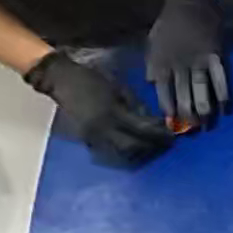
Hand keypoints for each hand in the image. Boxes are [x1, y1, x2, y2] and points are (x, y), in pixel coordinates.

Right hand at [25, 52, 172, 166]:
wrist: (60, 80)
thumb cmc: (91, 79)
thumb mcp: (117, 87)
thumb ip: (136, 105)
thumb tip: (151, 120)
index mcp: (113, 112)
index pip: (142, 129)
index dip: (158, 135)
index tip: (171, 136)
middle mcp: (104, 128)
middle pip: (134, 146)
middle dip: (151, 148)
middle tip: (164, 145)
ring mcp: (94, 136)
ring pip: (122, 153)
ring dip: (139, 153)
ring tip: (152, 148)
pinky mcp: (87, 139)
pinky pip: (110, 151)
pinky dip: (125, 152)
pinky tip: (134, 149)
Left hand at [145, 0, 230, 126]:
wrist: (191, 2)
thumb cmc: (169, 24)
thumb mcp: (152, 43)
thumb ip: (152, 65)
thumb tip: (152, 85)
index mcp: (161, 62)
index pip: (163, 92)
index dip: (168, 108)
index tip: (172, 121)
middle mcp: (179, 65)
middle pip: (183, 95)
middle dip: (188, 114)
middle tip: (192, 127)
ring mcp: (198, 61)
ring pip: (201, 90)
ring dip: (204, 109)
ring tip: (206, 123)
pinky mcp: (215, 56)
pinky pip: (220, 79)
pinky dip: (223, 93)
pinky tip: (225, 107)